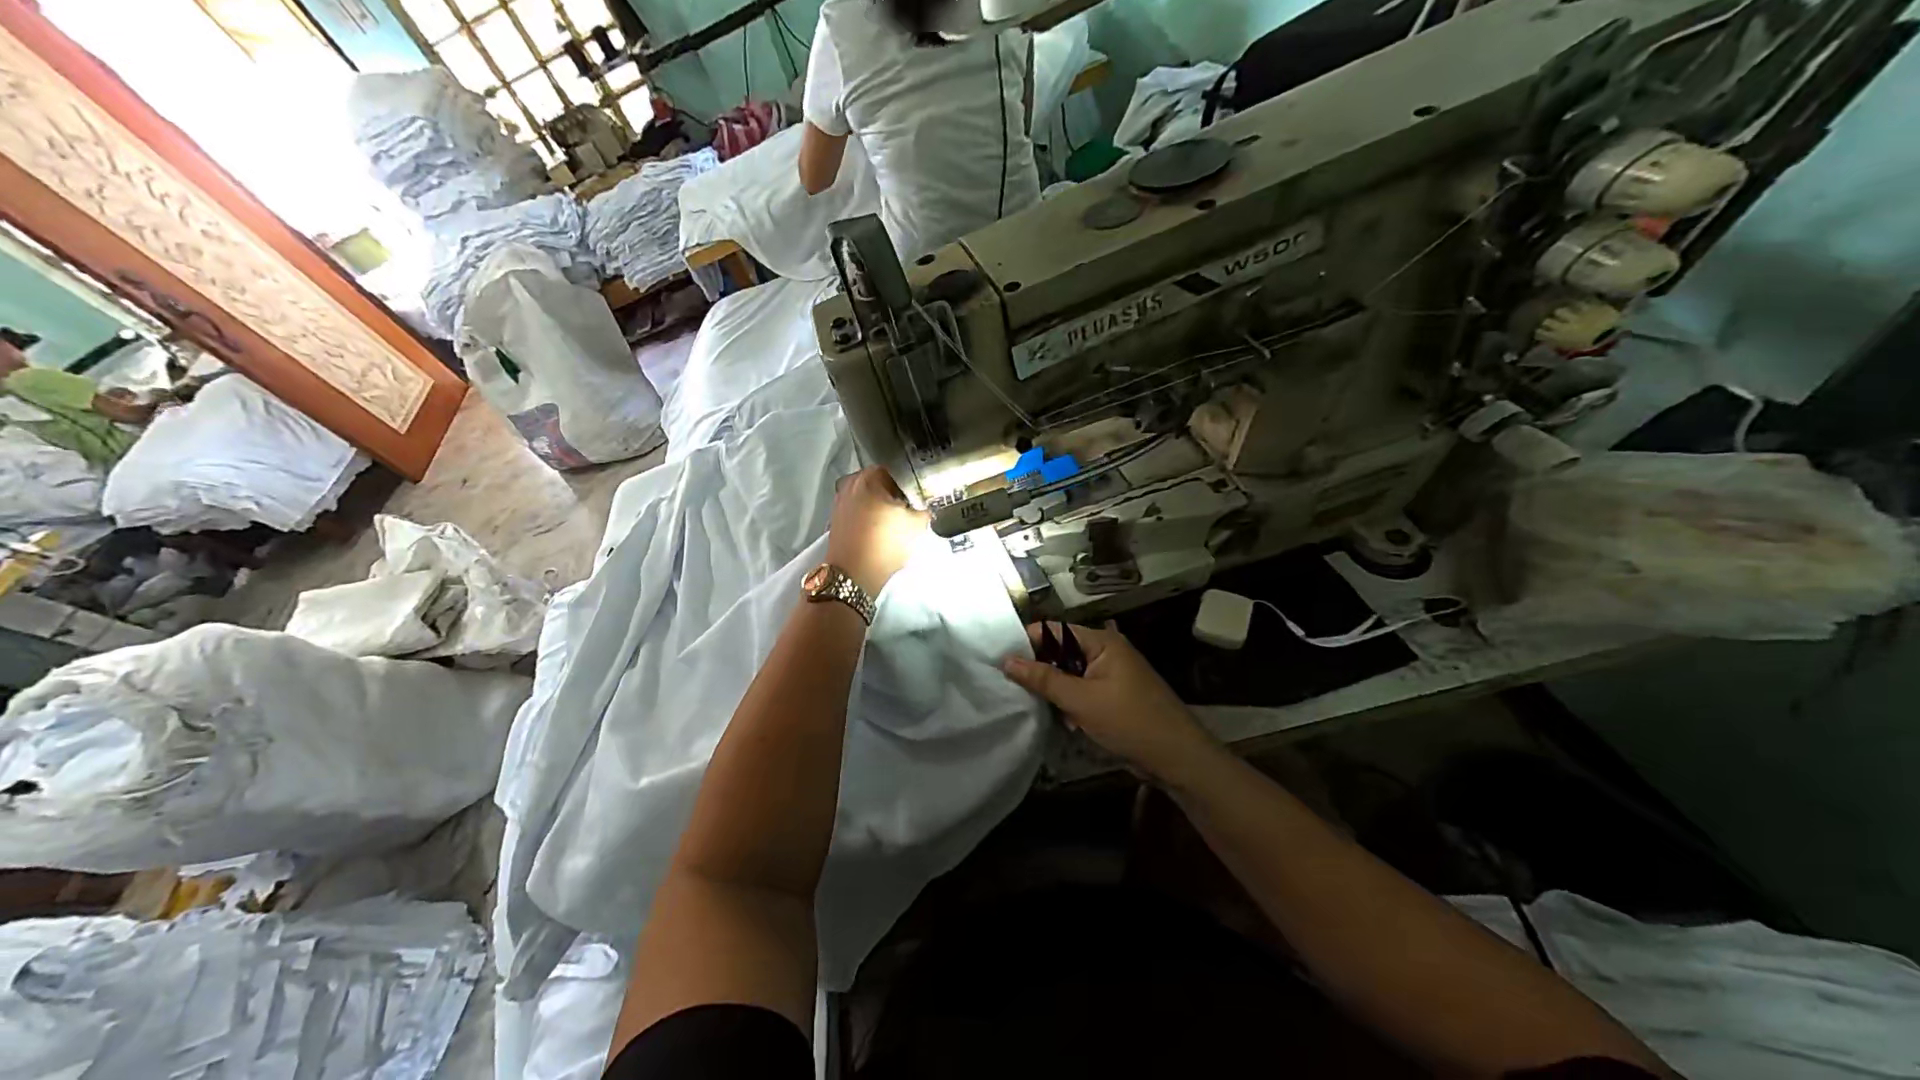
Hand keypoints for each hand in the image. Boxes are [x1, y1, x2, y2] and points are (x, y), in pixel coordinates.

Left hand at [826, 466, 929, 597]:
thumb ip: (925, 506)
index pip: (899, 470)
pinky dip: (870, 519)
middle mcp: (851, 483)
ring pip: (871, 498)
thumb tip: (926, 501)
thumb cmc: (883, 545)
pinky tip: (881, 533)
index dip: (914, 484)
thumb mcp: (917, 524)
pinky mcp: (837, 519)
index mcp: (870, 476)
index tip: (922, 498)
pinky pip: (860, 512)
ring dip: (883, 508)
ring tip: (897, 525)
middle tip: (912, 512)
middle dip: (897, 496)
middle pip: (883, 484)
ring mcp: (840, 501)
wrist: (852, 576)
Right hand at [1002, 622, 1221, 785]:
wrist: (1177, 757)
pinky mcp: (1113, 698)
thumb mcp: (1081, 700)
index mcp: (1102, 642)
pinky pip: (1082, 692)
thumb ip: (1043, 679)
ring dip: (1055, 691)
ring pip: (1070, 675)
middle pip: (1061, 652)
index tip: (1000, 659)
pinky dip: (1070, 704)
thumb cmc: (1130, 721)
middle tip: (1010, 685)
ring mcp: (1111, 676)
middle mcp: (1106, 652)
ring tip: (1033, 705)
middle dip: (1039, 670)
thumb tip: (1007, 661)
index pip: (1055, 630)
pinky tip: (1062, 721)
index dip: (1028, 641)